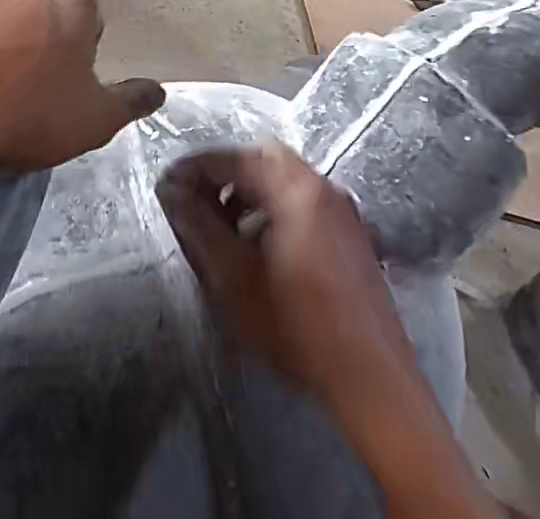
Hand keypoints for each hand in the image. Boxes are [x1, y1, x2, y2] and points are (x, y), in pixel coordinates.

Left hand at [0, 0, 164, 188]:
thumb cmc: (23, 118)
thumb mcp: (93, 123)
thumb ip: (131, 101)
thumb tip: (158, 90)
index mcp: (74, 4)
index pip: (85, 18)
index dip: (73, 51)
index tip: (55, 83)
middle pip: (37, 6)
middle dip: (31, 33)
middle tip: (12, 81)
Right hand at [157, 142, 398, 389]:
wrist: (372, 380)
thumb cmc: (295, 325)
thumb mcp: (232, 275)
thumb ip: (197, 224)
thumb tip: (170, 190)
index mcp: (295, 190)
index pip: (233, 158)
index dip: (193, 167)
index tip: (167, 185)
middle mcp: (323, 189)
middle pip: (263, 158)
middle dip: (223, 172)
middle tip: (194, 195)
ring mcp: (342, 212)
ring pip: (284, 178)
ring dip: (247, 188)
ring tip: (219, 220)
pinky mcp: (350, 235)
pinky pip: (302, 200)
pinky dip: (271, 204)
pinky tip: (256, 239)